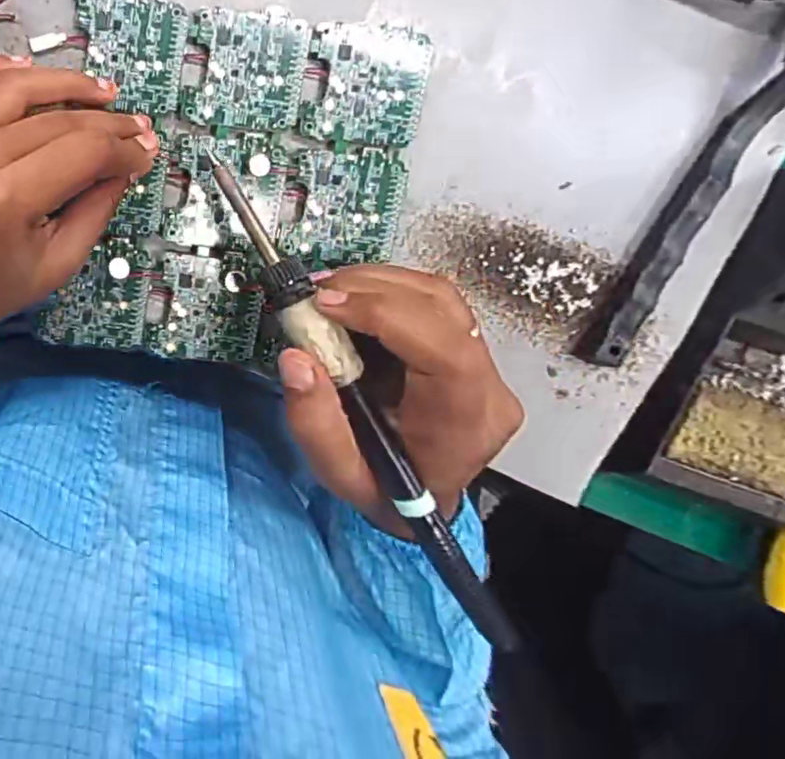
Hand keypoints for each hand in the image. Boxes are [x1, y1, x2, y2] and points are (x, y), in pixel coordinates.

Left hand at [0, 53, 160, 347]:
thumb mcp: (60, 262)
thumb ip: (98, 206)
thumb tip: (128, 161)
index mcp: (4, 202)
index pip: (81, 151)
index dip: (124, 147)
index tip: (144, 151)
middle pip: (54, 119)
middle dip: (107, 121)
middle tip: (136, 126)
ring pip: (12, 87)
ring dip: (62, 81)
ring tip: (99, 92)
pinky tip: (24, 69)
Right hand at [277, 265, 522, 536]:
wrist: (417, 501)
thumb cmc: (385, 490)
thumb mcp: (339, 473)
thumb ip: (314, 423)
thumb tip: (296, 359)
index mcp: (464, 421)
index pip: (444, 348)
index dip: (383, 313)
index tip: (326, 305)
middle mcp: (487, 387)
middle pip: (441, 308)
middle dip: (369, 288)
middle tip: (313, 295)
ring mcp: (481, 363)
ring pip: (437, 294)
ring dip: (373, 282)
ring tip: (325, 294)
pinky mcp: (462, 346)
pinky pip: (428, 300)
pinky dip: (381, 288)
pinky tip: (347, 299)